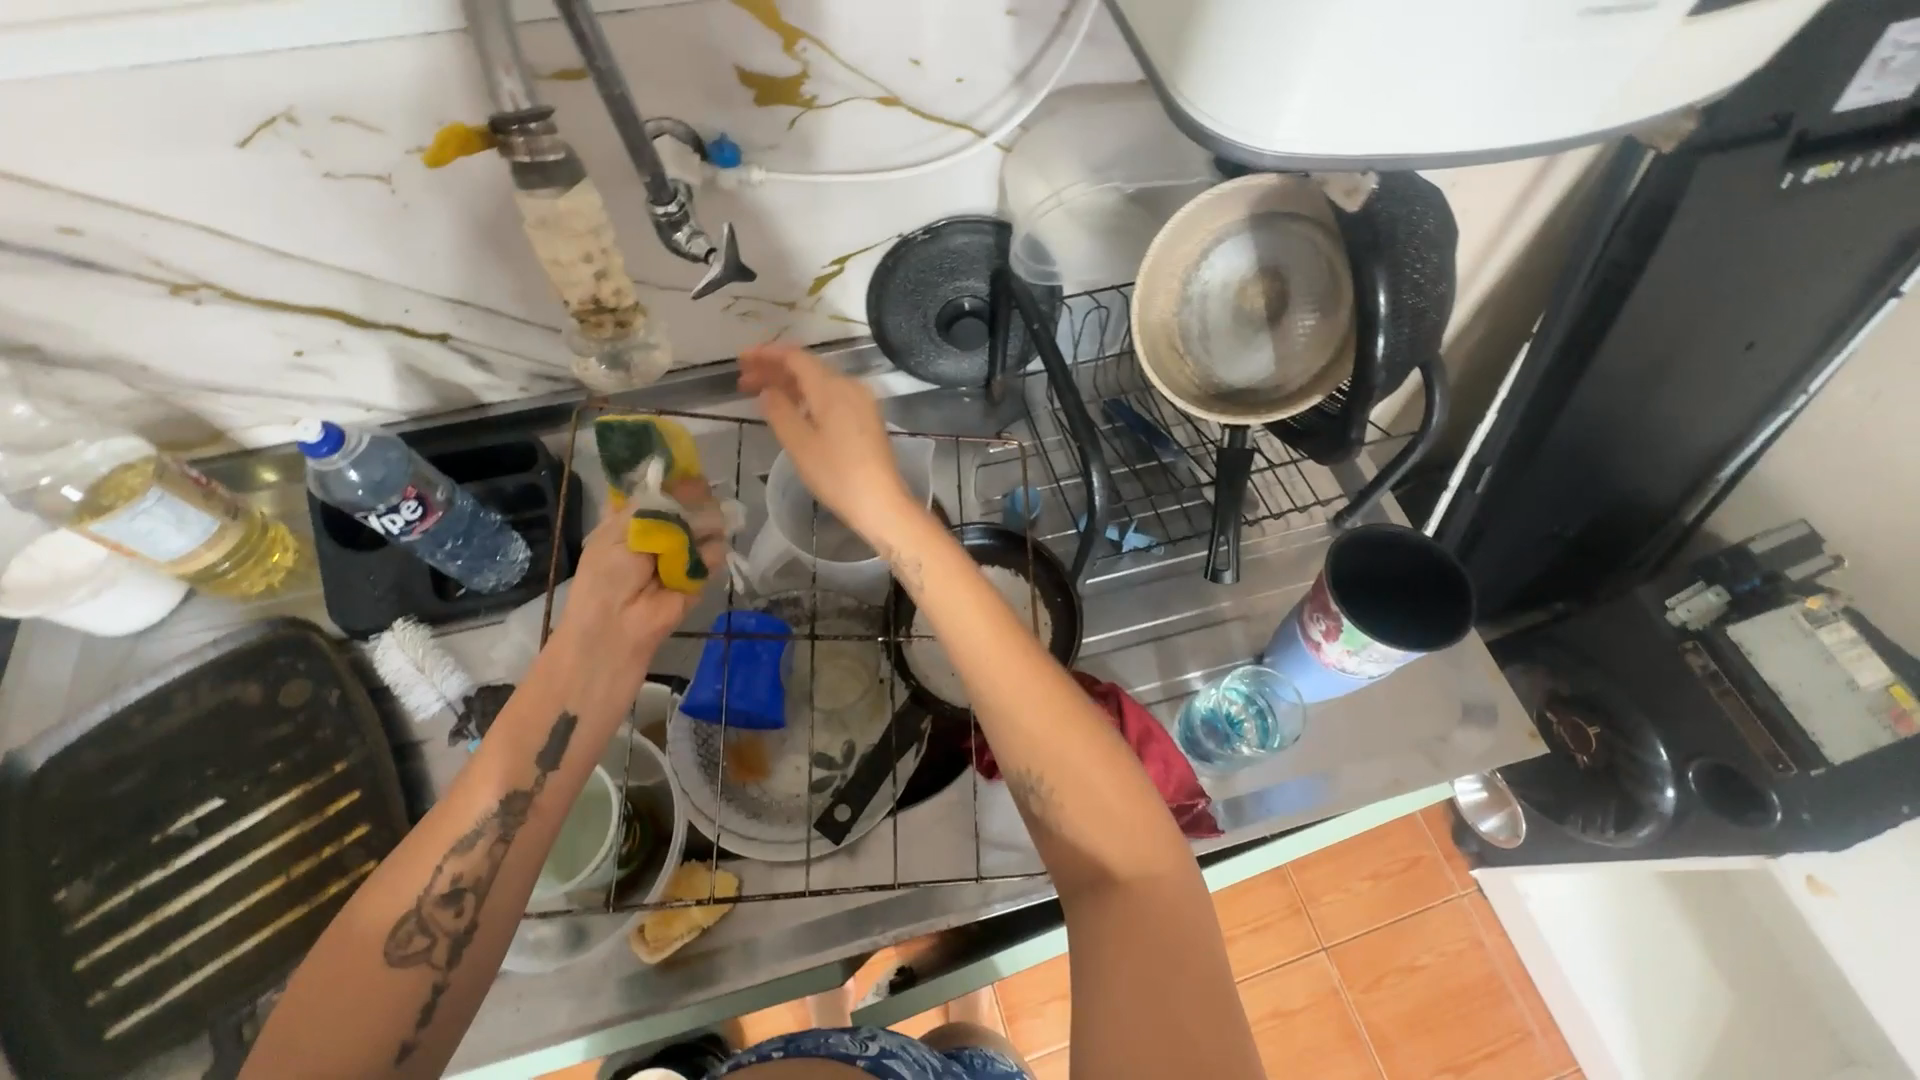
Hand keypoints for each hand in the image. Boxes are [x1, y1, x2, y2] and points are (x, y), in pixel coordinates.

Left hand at [549, 481, 726, 693]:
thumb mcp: (619, 530)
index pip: (661, 492)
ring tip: (693, 535)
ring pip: (708, 526)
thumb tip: (689, 483)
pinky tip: (696, 560)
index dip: (676, 481)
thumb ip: (654, 505)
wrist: (616, 626)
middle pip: (689, 506)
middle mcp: (660, 534)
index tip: (690, 472)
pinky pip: (715, 555)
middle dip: (696, 500)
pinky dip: (710, 554)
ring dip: (706, 525)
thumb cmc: (607, 576)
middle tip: (703, 494)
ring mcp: (683, 555)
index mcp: (633, 520)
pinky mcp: (699, 576)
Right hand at [739, 343, 919, 541]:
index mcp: (832, 387)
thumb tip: (768, 391)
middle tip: (743, 381)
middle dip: (774, 370)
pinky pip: (832, 397)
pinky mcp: (866, 418)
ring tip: (760, 395)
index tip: (741, 360)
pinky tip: (792, 410)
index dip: (766, 354)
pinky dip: (808, 398)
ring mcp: (861, 402)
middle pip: (807, 368)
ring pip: (819, 383)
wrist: (881, 502)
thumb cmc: (837, 474)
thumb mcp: (799, 443)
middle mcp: (850, 386)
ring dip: (789, 385)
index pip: (795, 357)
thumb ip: (779, 411)